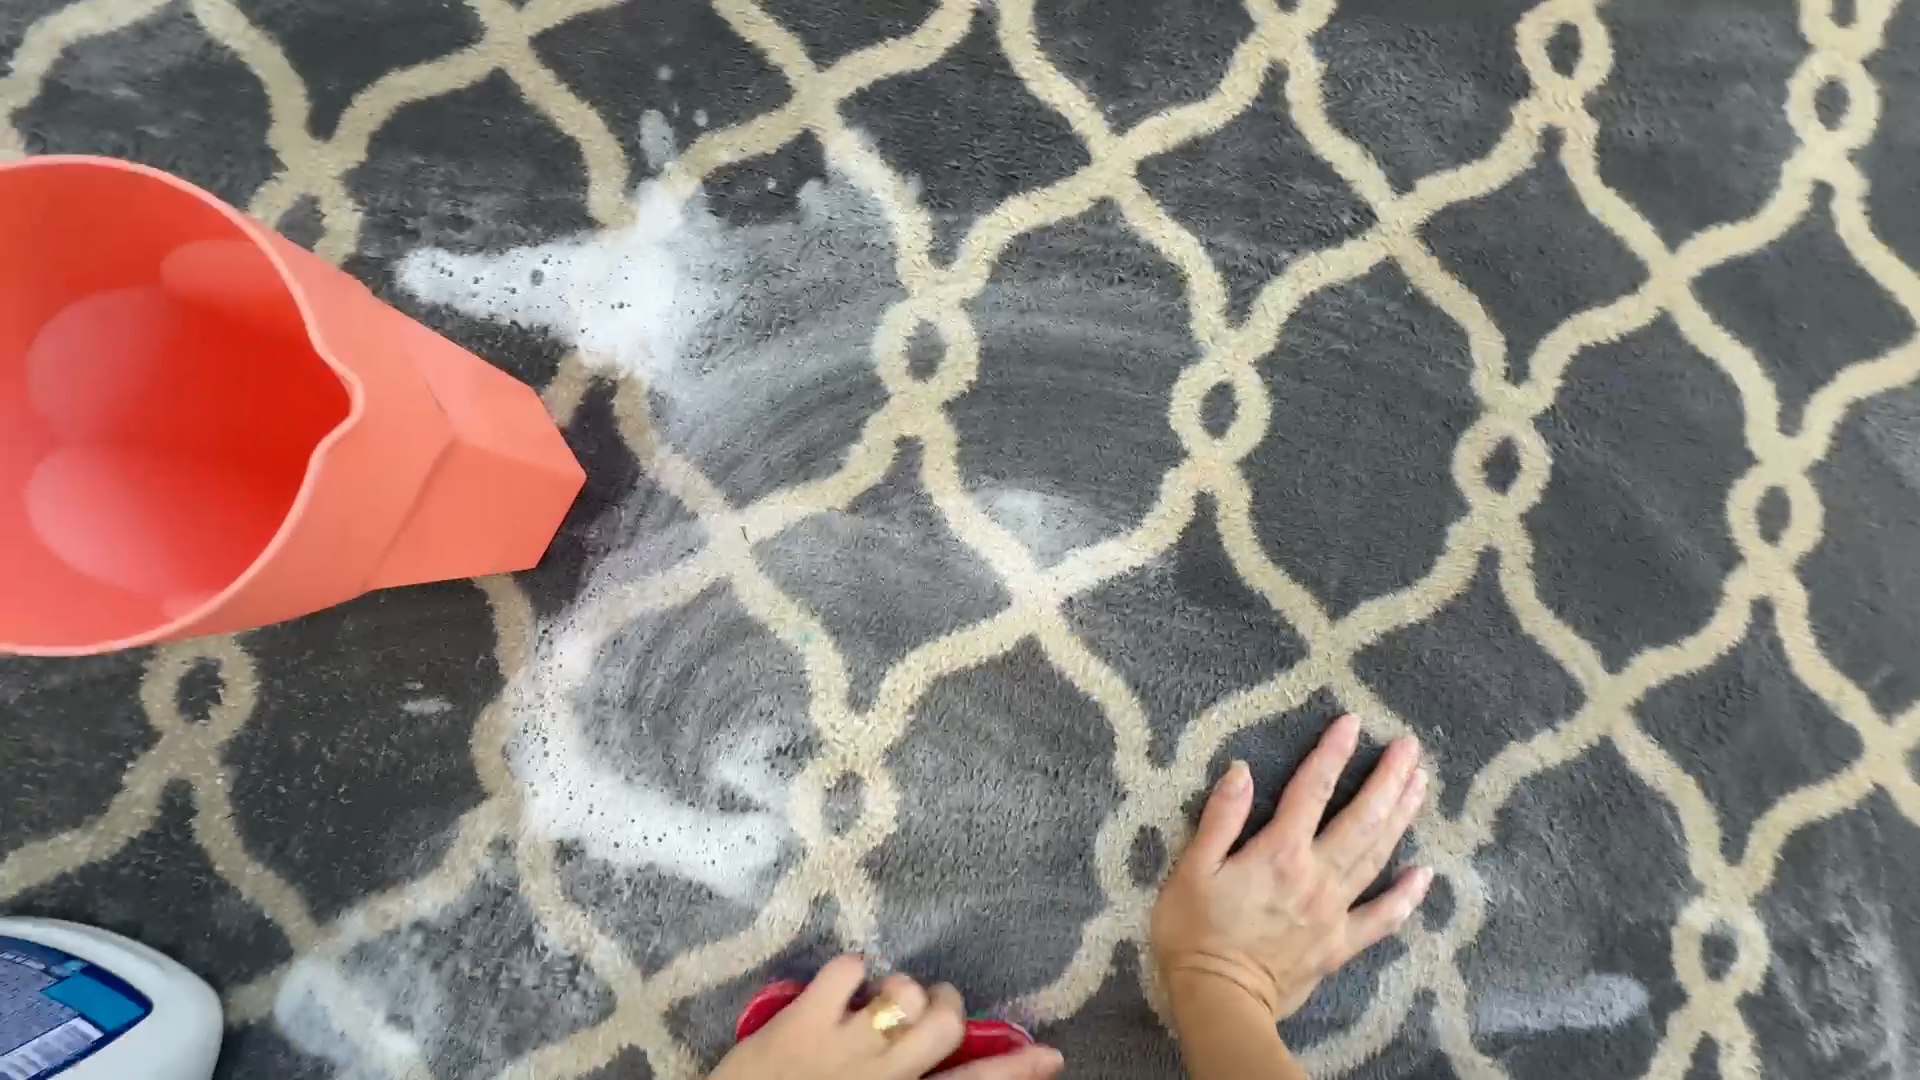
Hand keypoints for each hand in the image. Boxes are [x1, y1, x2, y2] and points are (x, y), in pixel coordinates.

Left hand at [708, 955, 1065, 1079]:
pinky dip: (848, 972)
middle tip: (925, 1008)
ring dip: (898, 988)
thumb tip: (937, 1061)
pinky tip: (834, 992)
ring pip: (905, 991)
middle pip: (948, 1023)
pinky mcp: (803, 1020)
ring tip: (876, 1001)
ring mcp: (844, 1048)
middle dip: (944, 1005)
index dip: (1018, 1071)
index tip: (1052, 1055)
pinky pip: (849, 967)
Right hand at [1150, 714, 1433, 1022]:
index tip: (1352, 722)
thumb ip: (1220, 818)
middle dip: (1387, 780)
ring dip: (1401, 819)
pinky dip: (1406, 896)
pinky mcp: (1339, 945)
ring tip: (1421, 785)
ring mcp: (1334, 912)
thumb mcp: (1193, 867)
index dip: (1332, 753)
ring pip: (1376, 857)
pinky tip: (1427, 874)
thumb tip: (1241, 769)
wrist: (1218, 1000)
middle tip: (1411, 748)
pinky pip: (1381, 918)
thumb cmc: (1194, 929)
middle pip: (1360, 820)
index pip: (1311, 791)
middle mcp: (1316, 877)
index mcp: (1279, 853)